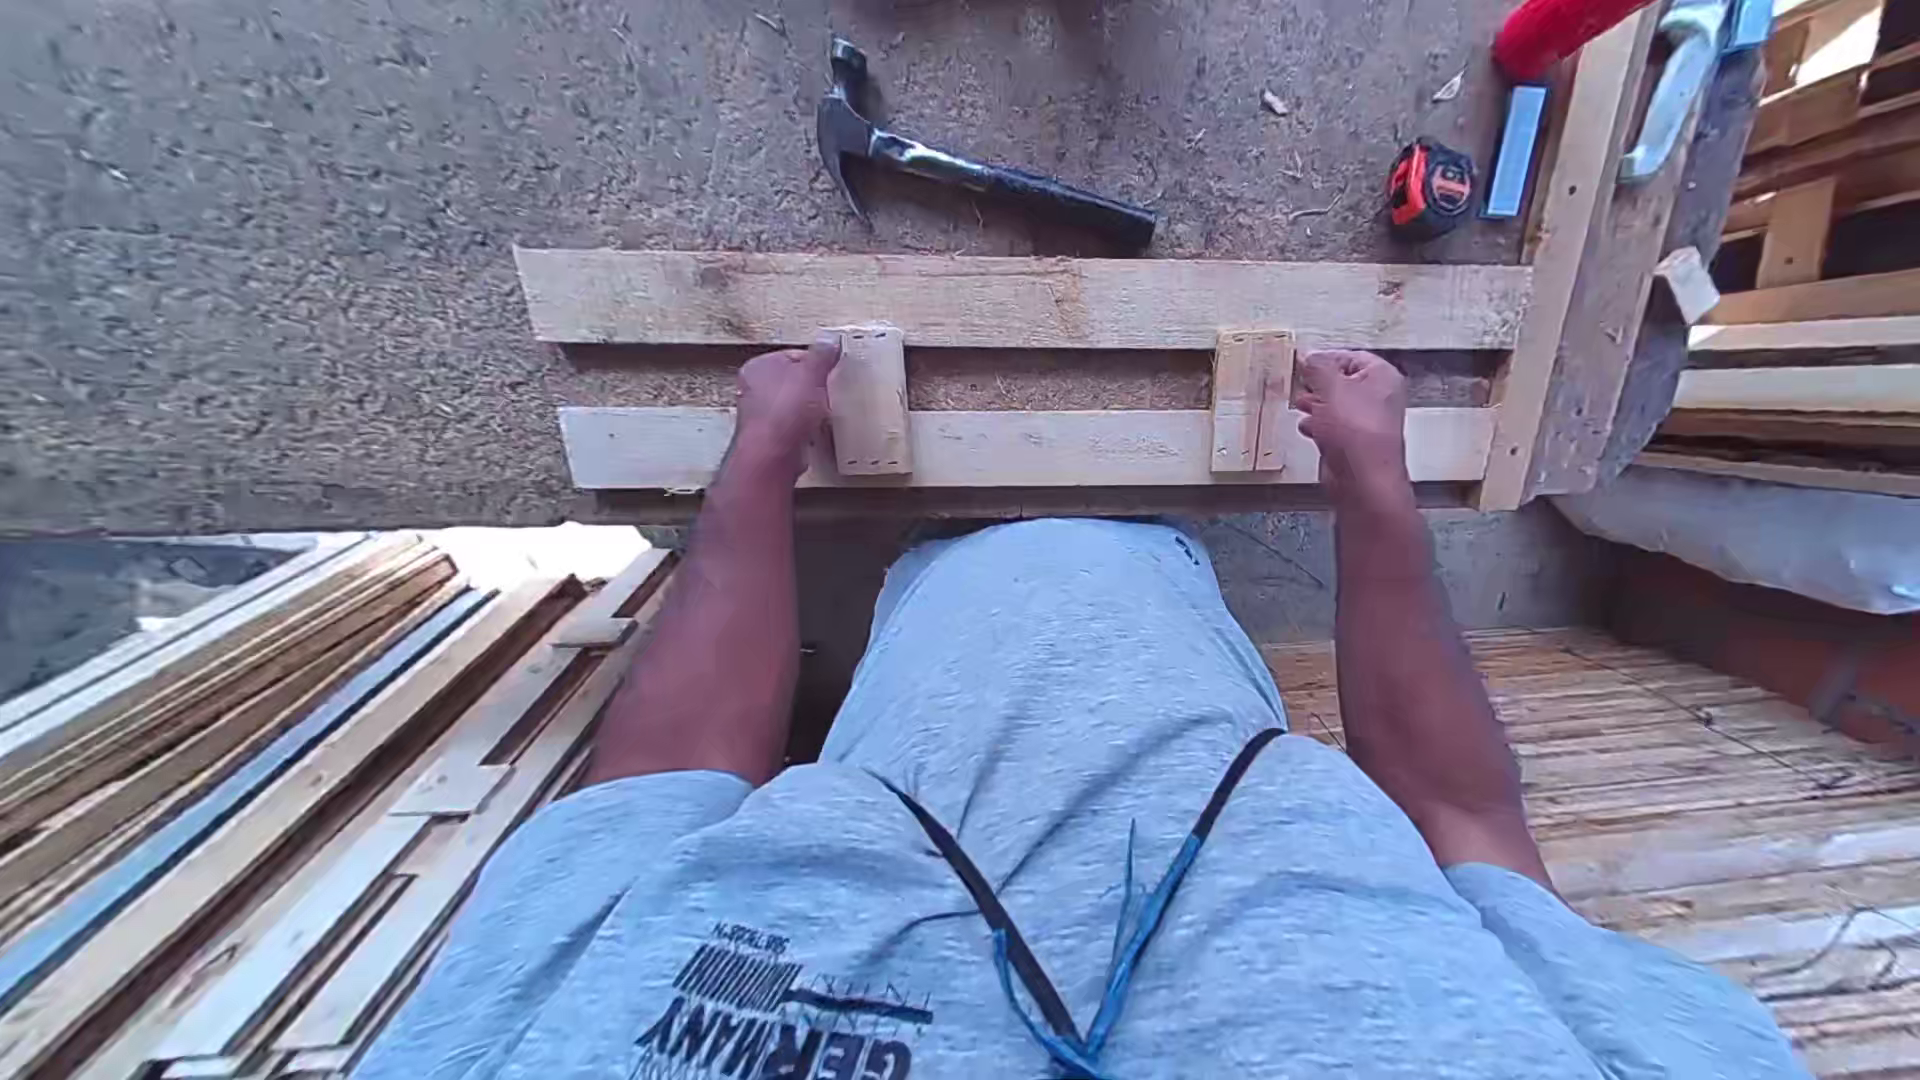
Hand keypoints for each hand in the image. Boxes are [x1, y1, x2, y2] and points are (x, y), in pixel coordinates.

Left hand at [730, 333, 841, 480]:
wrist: (774, 453)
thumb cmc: (784, 411)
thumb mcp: (811, 374)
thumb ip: (821, 356)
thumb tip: (830, 340)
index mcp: (759, 367)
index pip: (792, 356)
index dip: (815, 363)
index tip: (830, 370)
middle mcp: (754, 390)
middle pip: (793, 382)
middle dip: (813, 388)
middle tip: (828, 391)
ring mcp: (761, 415)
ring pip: (794, 406)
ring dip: (810, 410)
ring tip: (823, 413)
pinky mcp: (772, 438)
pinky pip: (795, 427)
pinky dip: (806, 429)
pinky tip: (815, 431)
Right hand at [1292, 350, 1410, 504]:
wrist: (1360, 475)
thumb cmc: (1354, 429)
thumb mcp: (1331, 388)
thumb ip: (1318, 368)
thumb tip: (1307, 355)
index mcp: (1381, 377)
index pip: (1351, 356)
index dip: (1325, 359)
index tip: (1302, 364)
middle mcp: (1377, 396)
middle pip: (1342, 380)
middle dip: (1317, 383)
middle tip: (1297, 384)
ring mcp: (1365, 420)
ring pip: (1334, 404)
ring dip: (1314, 404)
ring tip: (1298, 405)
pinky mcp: (1351, 440)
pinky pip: (1331, 425)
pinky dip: (1317, 424)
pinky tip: (1306, 427)